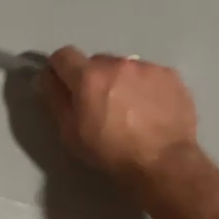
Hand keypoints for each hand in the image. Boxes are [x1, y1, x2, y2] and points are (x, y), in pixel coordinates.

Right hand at [41, 45, 198, 181]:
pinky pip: (150, 75)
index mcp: (89, 76)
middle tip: (100, 106)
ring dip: (121, 82)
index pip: (63, 55)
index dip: (59, 69)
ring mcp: (148, 67)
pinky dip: (145, 88)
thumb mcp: (71, 133)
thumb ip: (56, 99)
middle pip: (97, 62)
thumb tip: (46, 78)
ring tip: (130, 111)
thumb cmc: (111, 152)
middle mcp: (118, 62)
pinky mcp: (171, 76)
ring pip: (125, 68)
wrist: (164, 162)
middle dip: (94, 79)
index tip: (64, 86)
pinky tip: (150, 111)